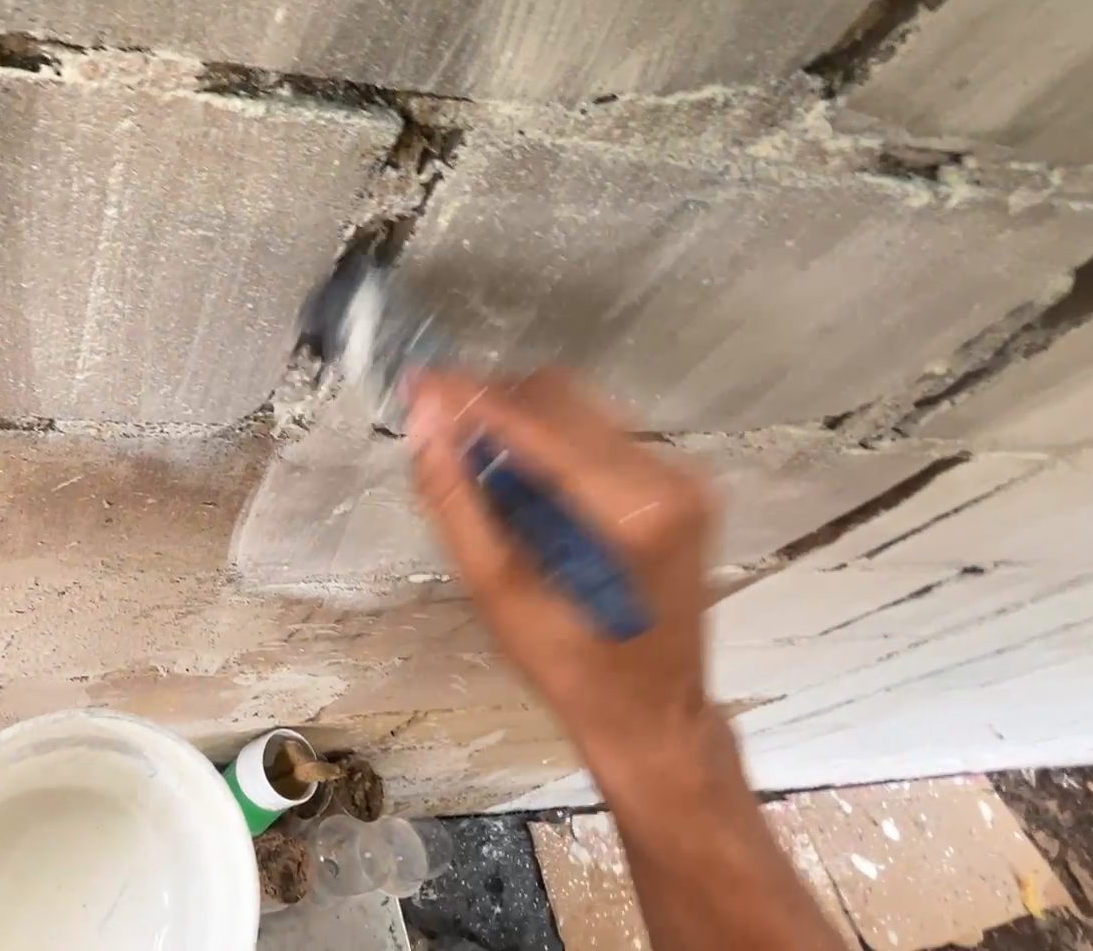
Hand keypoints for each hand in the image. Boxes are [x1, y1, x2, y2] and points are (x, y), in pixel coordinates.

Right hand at [405, 368, 721, 789]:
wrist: (652, 711)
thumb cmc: (567, 663)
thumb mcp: (493, 587)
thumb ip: (454, 497)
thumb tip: (424, 420)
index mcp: (629, 508)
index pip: (533, 419)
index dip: (466, 395)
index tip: (414, 381)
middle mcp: (667, 475)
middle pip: (558, 395)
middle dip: (486, 397)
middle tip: (430, 416)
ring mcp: (678, 474)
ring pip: (575, 404)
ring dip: (510, 411)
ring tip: (460, 439)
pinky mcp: (674, 481)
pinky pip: (593, 428)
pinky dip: (539, 432)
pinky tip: (505, 461)